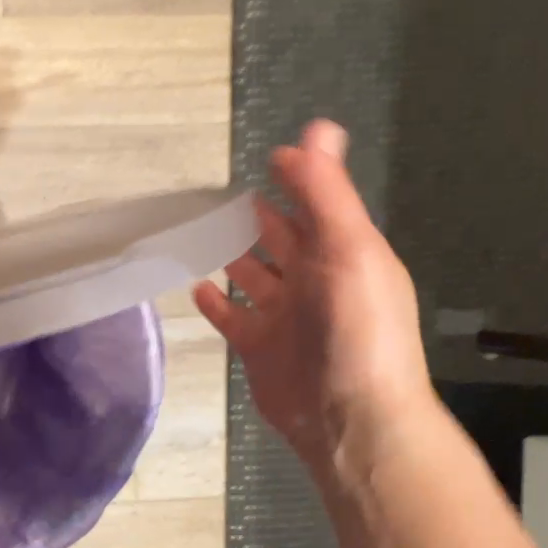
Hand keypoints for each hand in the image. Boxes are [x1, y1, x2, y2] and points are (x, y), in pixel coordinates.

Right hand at [193, 120, 434, 470]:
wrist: (346, 417)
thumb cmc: (354, 329)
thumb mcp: (347, 249)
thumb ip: (326, 193)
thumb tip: (315, 130)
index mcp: (345, 254)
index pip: (317, 206)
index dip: (297, 179)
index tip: (267, 157)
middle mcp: (315, 281)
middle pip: (283, 239)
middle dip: (261, 216)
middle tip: (223, 192)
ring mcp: (284, 315)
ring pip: (253, 274)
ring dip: (231, 253)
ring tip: (198, 230)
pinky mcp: (257, 346)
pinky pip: (231, 316)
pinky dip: (214, 301)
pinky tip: (193, 286)